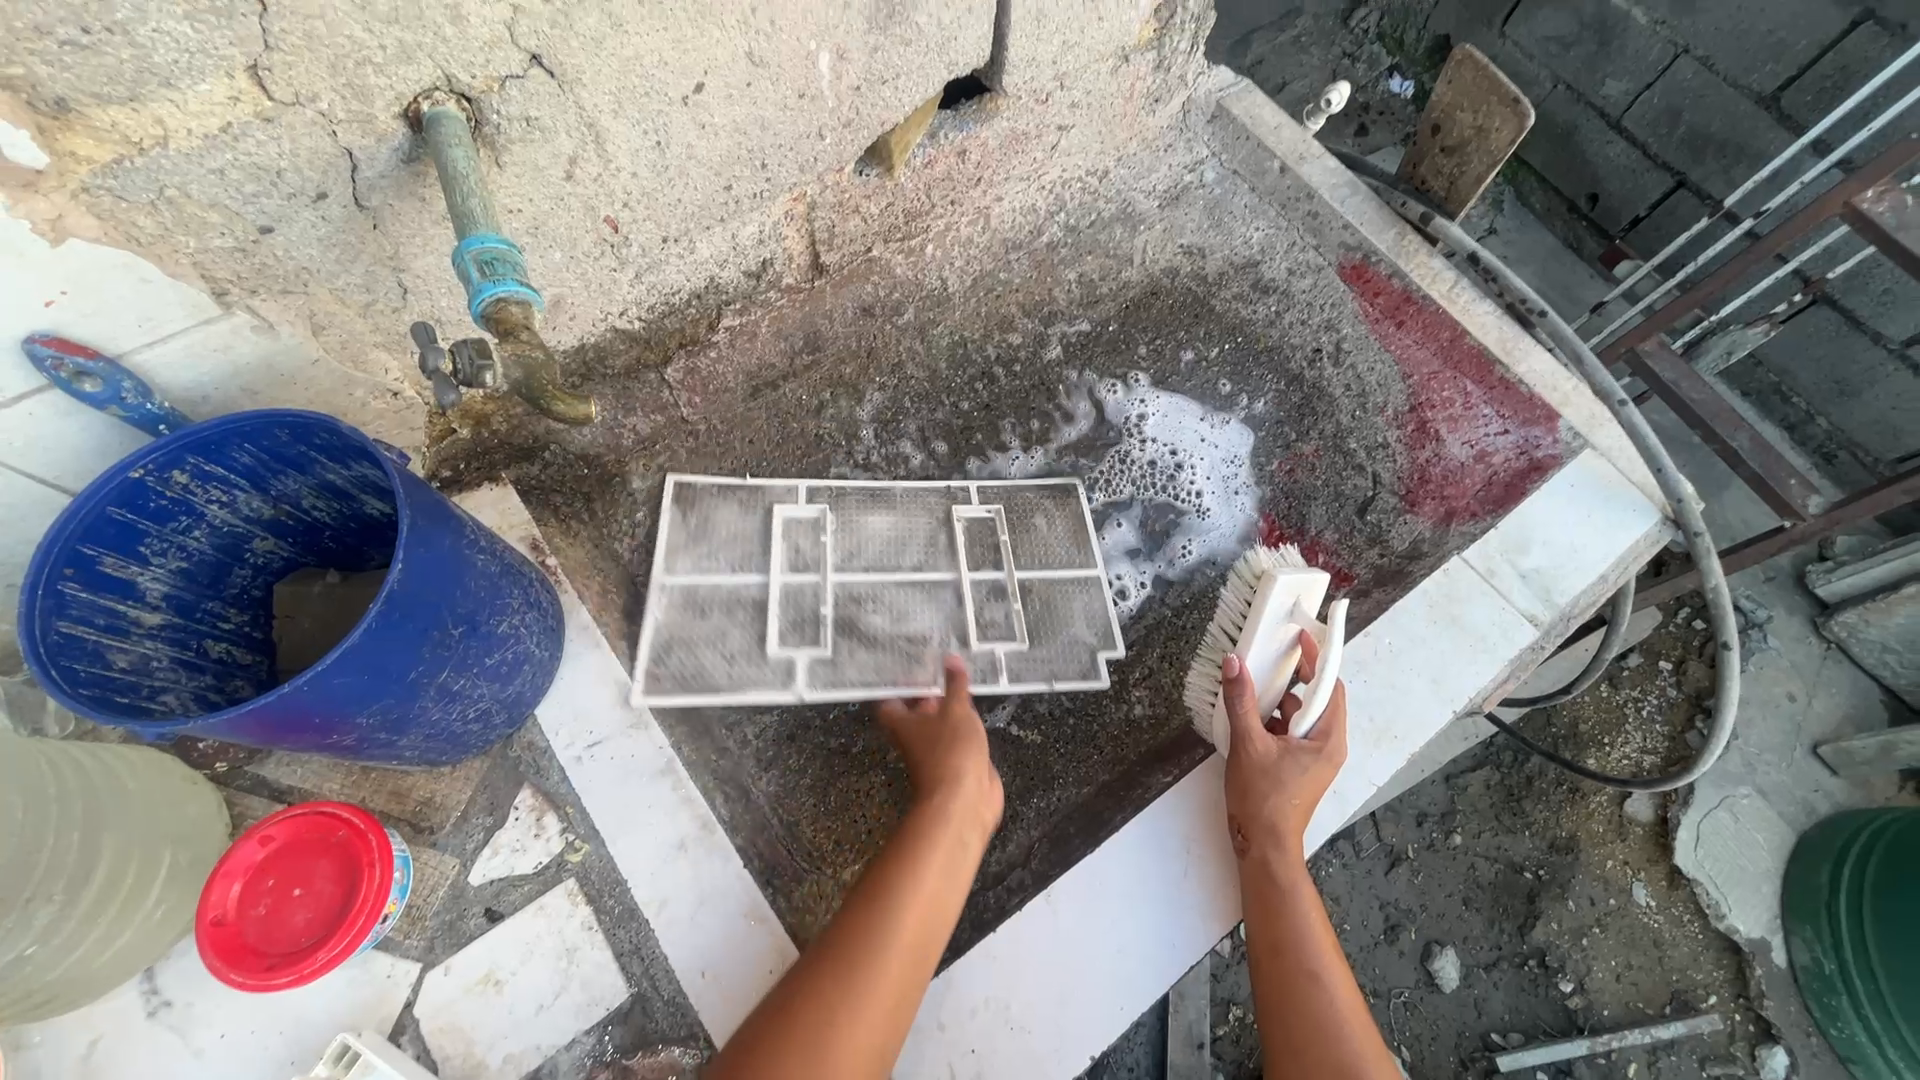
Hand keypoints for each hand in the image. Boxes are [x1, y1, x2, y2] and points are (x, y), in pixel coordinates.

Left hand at [875, 656, 1004, 841]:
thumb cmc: (951, 750)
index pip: (890, 701)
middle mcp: (915, 737)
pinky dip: (966, 722)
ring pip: (939, 723)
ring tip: (961, 679)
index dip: (898, 685)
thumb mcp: (955, 710)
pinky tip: (977, 707)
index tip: (910, 664)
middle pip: (916, 711)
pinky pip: (959, 735)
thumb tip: (949, 658)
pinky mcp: (957, 760)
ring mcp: (937, 751)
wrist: (964, 801)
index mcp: (903, 724)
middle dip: (928, 691)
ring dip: (949, 706)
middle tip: (941, 665)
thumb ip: (955, 685)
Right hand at [1222, 632, 1347, 862]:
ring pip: (1299, 715)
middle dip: (1292, 677)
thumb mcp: (1248, 743)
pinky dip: (1272, 720)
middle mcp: (1328, 745)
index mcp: (1327, 739)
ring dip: (1277, 700)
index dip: (1316, 659)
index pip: (1330, 686)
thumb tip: (1234, 662)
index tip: (1300, 636)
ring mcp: (1314, 757)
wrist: (1262, 845)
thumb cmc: (1262, 797)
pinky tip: (1247, 718)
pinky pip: (1289, 731)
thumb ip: (1241, 700)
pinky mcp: (1299, 766)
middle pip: (1315, 699)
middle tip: (1269, 657)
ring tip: (1250, 688)